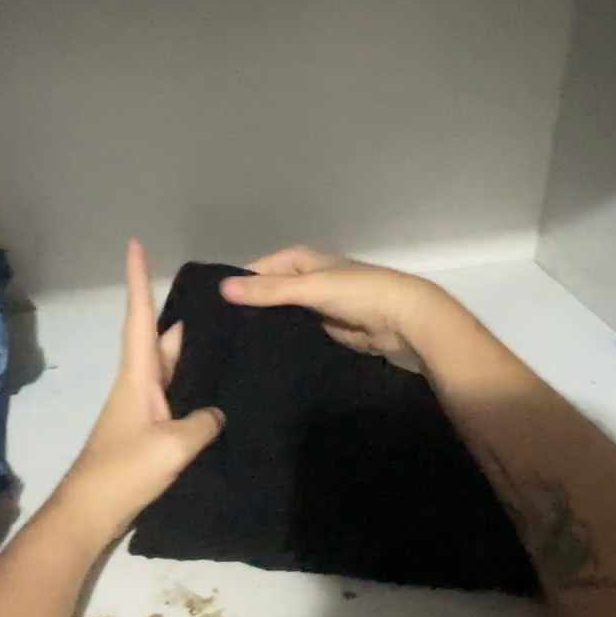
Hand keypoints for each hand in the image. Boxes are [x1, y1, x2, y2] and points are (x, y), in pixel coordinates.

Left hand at [43, 240, 224, 546]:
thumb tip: (217, 413)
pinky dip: (191, 384)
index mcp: (137, 376)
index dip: (138, 280)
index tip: (135, 245)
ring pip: (167, 367)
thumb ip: (202, 423)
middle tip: (213, 296)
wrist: (90, 512)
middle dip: (177, 313)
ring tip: (225, 333)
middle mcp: (137, 384)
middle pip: (158, 338)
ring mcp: (141, 408)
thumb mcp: (172, 445)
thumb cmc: (125, 471)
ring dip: (188, 349)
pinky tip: (214, 390)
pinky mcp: (148, 432)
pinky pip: (173, 396)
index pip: (139, 317)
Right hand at [219, 246, 452, 361]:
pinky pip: (295, 334)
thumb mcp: (310, 287)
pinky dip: (282, 341)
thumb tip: (221, 288)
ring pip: (281, 316)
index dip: (238, 284)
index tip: (210, 306)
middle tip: (215, 332)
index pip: (258, 269)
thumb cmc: (359, 293)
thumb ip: (268, 291)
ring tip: (231, 347)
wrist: (405, 321)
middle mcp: (306, 280)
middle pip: (269, 293)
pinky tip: (261, 356)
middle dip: (248, 308)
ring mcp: (315, 306)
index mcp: (302, 260)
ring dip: (264, 327)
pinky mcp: (324, 331)